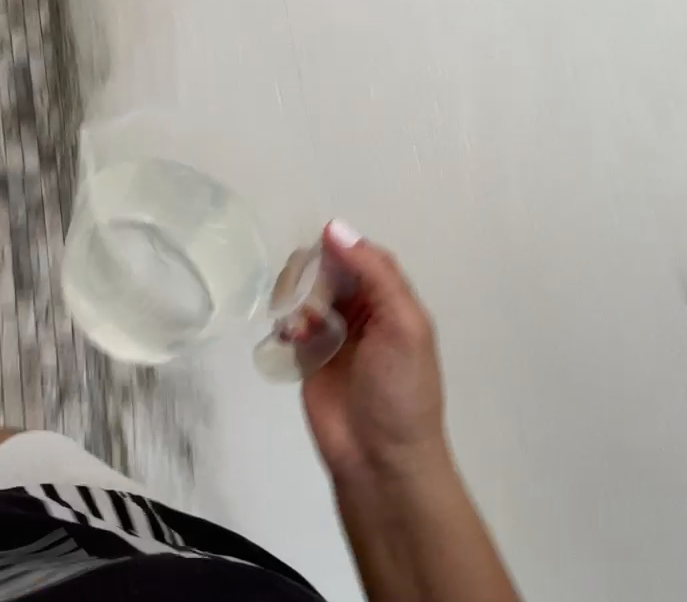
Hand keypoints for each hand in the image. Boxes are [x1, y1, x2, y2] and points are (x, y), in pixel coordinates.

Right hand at [302, 221, 449, 483]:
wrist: (379, 457)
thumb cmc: (400, 390)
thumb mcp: (402, 326)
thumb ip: (374, 274)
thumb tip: (334, 227)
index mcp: (391, 302)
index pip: (362, 256)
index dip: (340, 247)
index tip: (318, 245)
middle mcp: (361, 311)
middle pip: (327, 269)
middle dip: (311, 273)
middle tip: (307, 292)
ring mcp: (332, 332)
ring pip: (303, 292)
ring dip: (296, 297)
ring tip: (299, 320)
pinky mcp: (306, 353)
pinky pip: (287, 321)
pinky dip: (284, 321)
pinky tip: (289, 336)